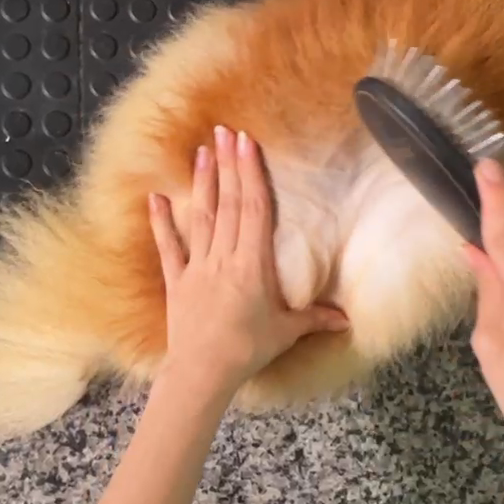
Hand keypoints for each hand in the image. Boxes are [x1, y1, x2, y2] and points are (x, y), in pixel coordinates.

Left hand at [148, 126, 347, 397]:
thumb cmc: (248, 350)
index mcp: (252, 264)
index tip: (247, 144)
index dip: (251, 174)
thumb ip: (315, 318)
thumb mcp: (286, 332)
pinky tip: (155, 197)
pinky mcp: (176, 280)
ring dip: (202, 183)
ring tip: (202, 151)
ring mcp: (197, 266)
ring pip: (201, 217)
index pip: (254, 209)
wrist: (202, 372)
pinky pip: (168, 247)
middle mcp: (223, 257)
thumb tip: (348, 319)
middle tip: (224, 131)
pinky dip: (161, 222)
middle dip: (228, 165)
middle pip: (229, 204)